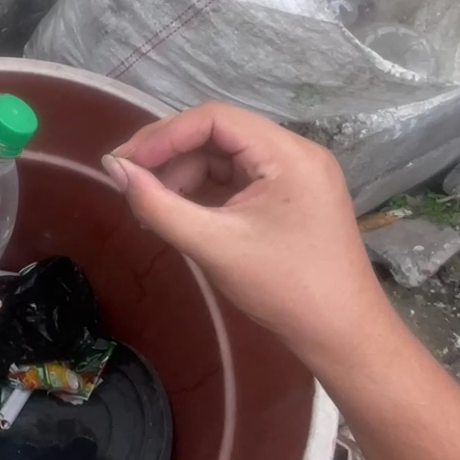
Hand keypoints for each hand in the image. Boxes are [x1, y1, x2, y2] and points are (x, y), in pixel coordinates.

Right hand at [99, 102, 387, 361]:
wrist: (346, 341)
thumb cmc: (286, 290)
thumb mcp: (213, 245)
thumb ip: (157, 204)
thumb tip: (114, 169)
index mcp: (288, 154)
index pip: (214, 119)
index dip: (164, 135)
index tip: (126, 162)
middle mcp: (293, 152)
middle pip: (215, 133)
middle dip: (168, 153)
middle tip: (127, 177)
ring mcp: (290, 174)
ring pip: (219, 155)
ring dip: (179, 173)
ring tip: (148, 203)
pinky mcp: (284, 195)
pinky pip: (231, 177)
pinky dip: (199, 189)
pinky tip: (174, 209)